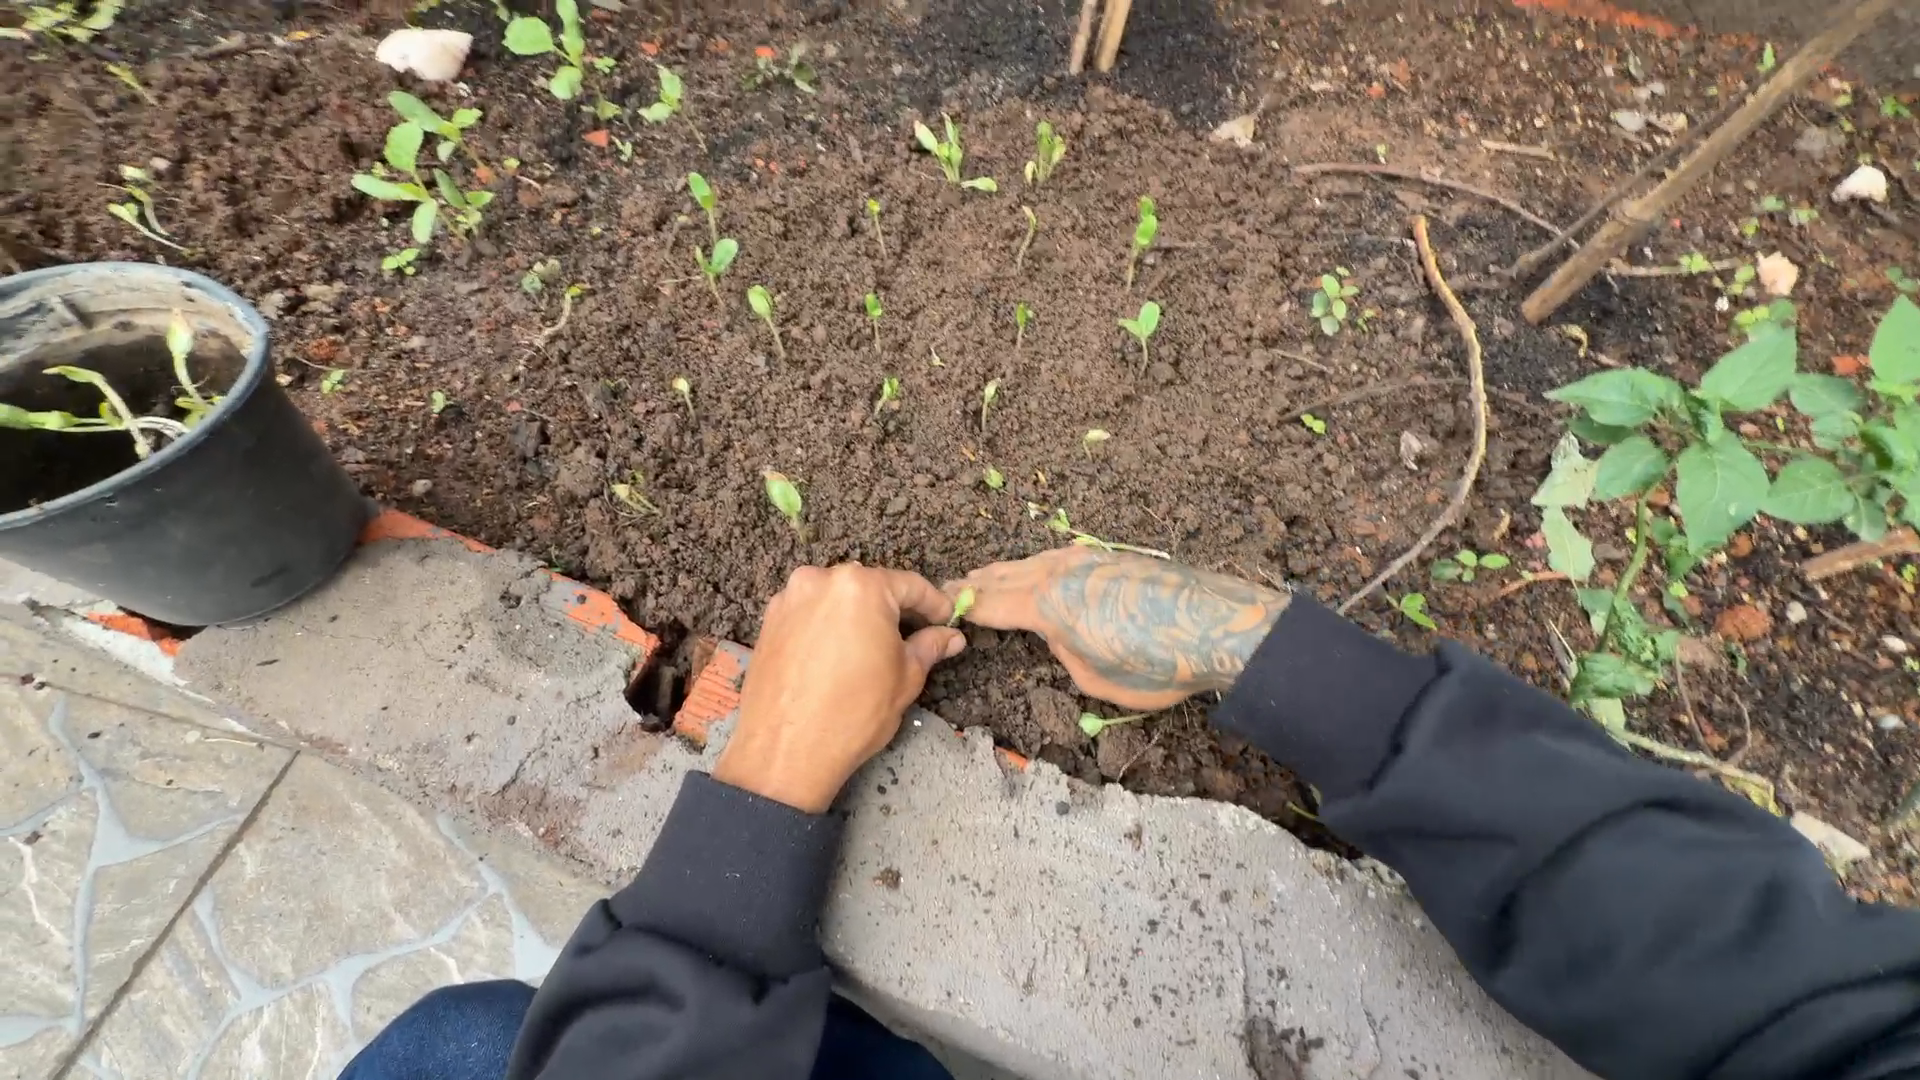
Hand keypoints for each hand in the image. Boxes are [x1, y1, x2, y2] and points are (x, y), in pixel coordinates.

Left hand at [713, 564, 964, 813]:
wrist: (785, 751)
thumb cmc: (853, 713)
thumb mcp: (905, 678)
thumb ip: (929, 647)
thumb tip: (951, 636)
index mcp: (862, 587)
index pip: (910, 585)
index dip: (934, 604)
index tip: (947, 619)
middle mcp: (821, 580)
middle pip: (870, 585)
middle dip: (894, 608)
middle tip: (915, 634)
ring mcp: (790, 598)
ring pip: (838, 597)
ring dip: (859, 614)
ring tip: (874, 646)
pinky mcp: (769, 620)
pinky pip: (811, 612)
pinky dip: (829, 624)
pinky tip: (839, 653)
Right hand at [948, 548, 1288, 710]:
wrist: (1217, 625)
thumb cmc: (1156, 665)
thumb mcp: (1096, 679)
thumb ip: (1065, 652)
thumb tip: (1060, 633)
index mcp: (1046, 604)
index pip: (990, 602)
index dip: (962, 605)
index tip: (938, 604)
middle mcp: (1059, 572)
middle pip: (1003, 575)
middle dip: (974, 583)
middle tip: (947, 587)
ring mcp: (1085, 559)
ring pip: (1030, 562)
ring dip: (1003, 571)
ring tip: (984, 575)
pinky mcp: (1108, 556)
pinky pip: (1056, 557)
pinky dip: (1033, 563)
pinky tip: (1035, 566)